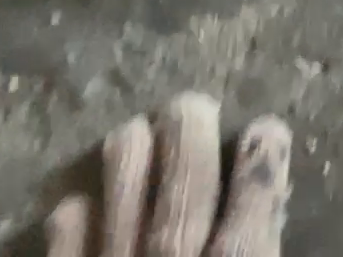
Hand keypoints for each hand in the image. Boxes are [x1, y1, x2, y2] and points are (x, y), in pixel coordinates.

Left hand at [46, 92, 291, 256]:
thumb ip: (263, 240)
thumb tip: (277, 196)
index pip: (255, 199)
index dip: (263, 157)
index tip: (266, 123)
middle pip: (185, 199)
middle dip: (187, 147)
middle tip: (188, 102)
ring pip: (122, 222)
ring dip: (124, 174)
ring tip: (127, 130)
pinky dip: (66, 237)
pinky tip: (70, 204)